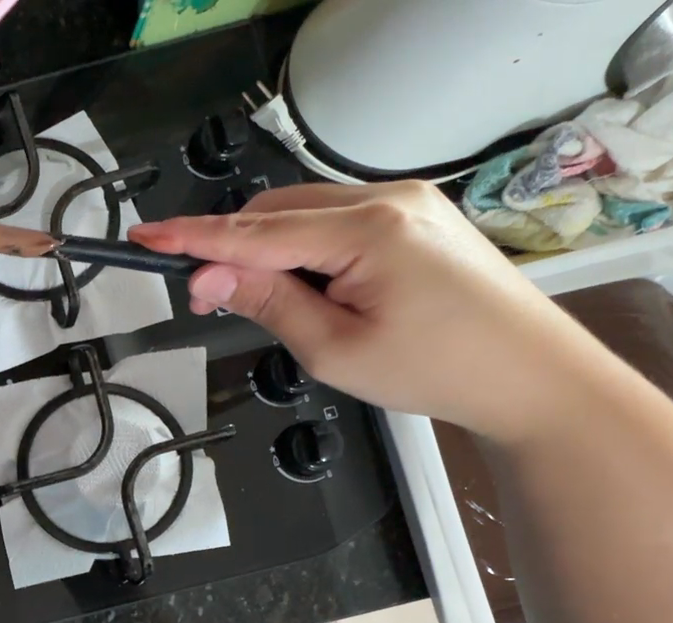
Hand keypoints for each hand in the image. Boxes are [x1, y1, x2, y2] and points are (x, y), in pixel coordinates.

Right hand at [129, 182, 609, 443]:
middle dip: (229, 248)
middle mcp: (388, 199)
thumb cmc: (432, 369)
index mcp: (368, 230)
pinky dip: (298, 249)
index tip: (142, 236)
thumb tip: (206, 277)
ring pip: (301, 213)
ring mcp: (406, 204)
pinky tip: (297, 286)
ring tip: (253, 301)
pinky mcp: (414, 218)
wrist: (530, 375)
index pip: (255, 230)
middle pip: (275, 210)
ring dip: (263, 250)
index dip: (192, 236)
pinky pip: (332, 220)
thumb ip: (265, 302)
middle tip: (204, 301)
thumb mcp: (331, 347)